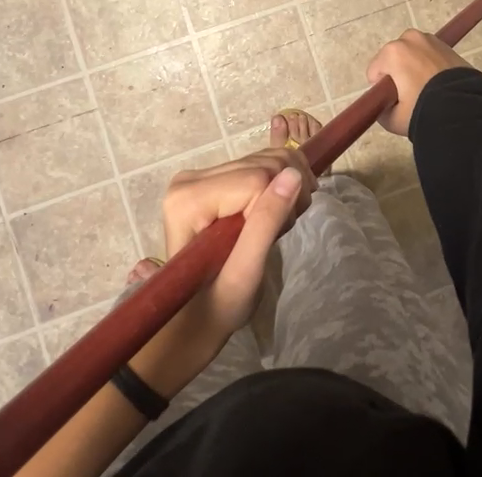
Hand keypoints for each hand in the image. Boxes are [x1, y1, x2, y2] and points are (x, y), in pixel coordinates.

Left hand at [157, 142, 316, 350]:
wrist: (193, 321)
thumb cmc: (215, 308)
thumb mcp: (246, 273)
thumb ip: (266, 222)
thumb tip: (293, 176)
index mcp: (189, 200)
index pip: (257, 179)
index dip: (278, 206)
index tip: (278, 237)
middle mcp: (190, 180)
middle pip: (263, 164)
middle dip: (287, 193)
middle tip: (282, 231)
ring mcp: (200, 177)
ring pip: (266, 160)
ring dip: (287, 189)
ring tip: (277, 226)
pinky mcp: (213, 179)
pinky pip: (261, 165)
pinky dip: (279, 185)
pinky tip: (274, 210)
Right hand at [364, 29, 469, 135]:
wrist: (464, 108)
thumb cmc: (423, 109)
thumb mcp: (392, 119)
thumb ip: (380, 110)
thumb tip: (385, 104)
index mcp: (393, 52)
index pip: (375, 72)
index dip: (382, 90)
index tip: (395, 101)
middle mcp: (410, 38)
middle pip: (393, 60)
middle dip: (398, 75)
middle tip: (411, 96)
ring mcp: (431, 39)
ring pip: (411, 56)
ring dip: (413, 69)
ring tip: (426, 90)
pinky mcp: (447, 45)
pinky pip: (428, 56)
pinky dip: (428, 66)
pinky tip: (437, 84)